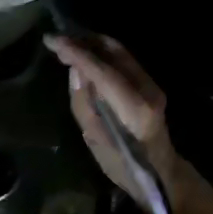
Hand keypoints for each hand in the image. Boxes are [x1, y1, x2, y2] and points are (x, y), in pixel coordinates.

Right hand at [43, 34, 187, 207]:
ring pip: (119, 52)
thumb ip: (84, 102)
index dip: (76, 52)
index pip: (102, 70)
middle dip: (84, 41)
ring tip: (66, 46)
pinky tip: (84, 58)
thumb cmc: (124, 166)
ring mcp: (151, 84)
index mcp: (134, 107)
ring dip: (92, 45)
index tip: (52, 40)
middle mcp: (147, 88)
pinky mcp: (149, 84)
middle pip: (114, 51)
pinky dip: (101, 54)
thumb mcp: (95, 140)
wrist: (160, 173)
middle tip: (57, 40)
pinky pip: (122, 60)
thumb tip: (75, 71)